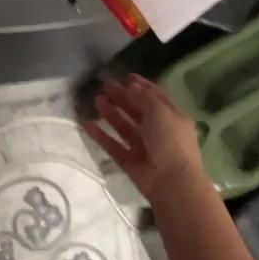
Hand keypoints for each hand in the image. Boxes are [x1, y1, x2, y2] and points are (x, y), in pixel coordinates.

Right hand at [84, 75, 205, 198]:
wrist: (172, 184)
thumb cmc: (171, 141)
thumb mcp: (160, 111)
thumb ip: (144, 97)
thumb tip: (132, 85)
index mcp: (172, 117)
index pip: (156, 97)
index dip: (142, 86)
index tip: (126, 76)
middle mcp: (158, 131)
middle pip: (138, 111)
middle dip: (123, 97)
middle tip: (105, 85)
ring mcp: (143, 147)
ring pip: (124, 126)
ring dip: (111, 112)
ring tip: (96, 99)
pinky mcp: (129, 162)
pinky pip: (113, 145)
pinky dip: (100, 135)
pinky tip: (86, 123)